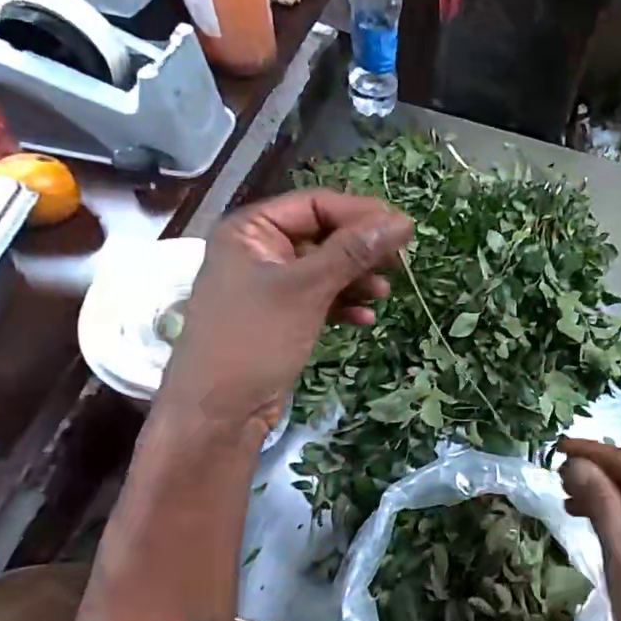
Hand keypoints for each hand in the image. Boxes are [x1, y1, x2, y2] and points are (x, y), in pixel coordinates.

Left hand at [152, 189, 412, 440]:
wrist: (218, 415)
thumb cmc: (254, 340)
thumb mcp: (306, 289)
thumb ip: (353, 251)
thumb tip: (402, 221)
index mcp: (250, 229)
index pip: (315, 204)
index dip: (360, 214)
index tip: (403, 229)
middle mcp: (257, 250)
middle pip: (323, 235)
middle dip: (360, 250)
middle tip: (399, 263)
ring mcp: (268, 285)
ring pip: (325, 268)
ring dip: (356, 279)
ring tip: (383, 294)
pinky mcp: (279, 315)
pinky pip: (319, 297)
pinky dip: (342, 304)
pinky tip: (365, 319)